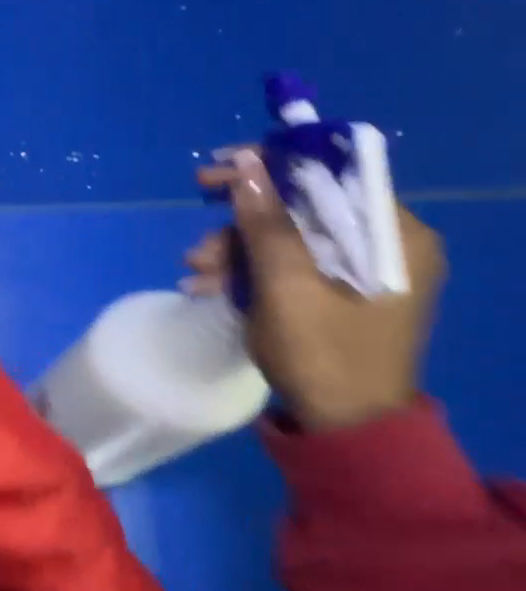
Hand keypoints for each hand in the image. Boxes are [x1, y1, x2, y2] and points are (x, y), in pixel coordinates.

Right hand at [187, 150, 445, 430]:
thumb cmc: (323, 354)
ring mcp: (364, 272)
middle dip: (242, 222)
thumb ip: (267, 224)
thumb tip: (248, 165)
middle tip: (195, 239)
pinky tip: (210, 287)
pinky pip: (289, 264)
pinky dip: (248, 271)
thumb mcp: (285, 288)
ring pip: (288, 237)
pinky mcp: (340, 293)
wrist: (346, 426)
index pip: (335, 175)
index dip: (273, 165)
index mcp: (395, 238)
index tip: (216, 171)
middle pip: (304, 208)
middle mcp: (388, 246)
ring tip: (195, 276)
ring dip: (234, 251)